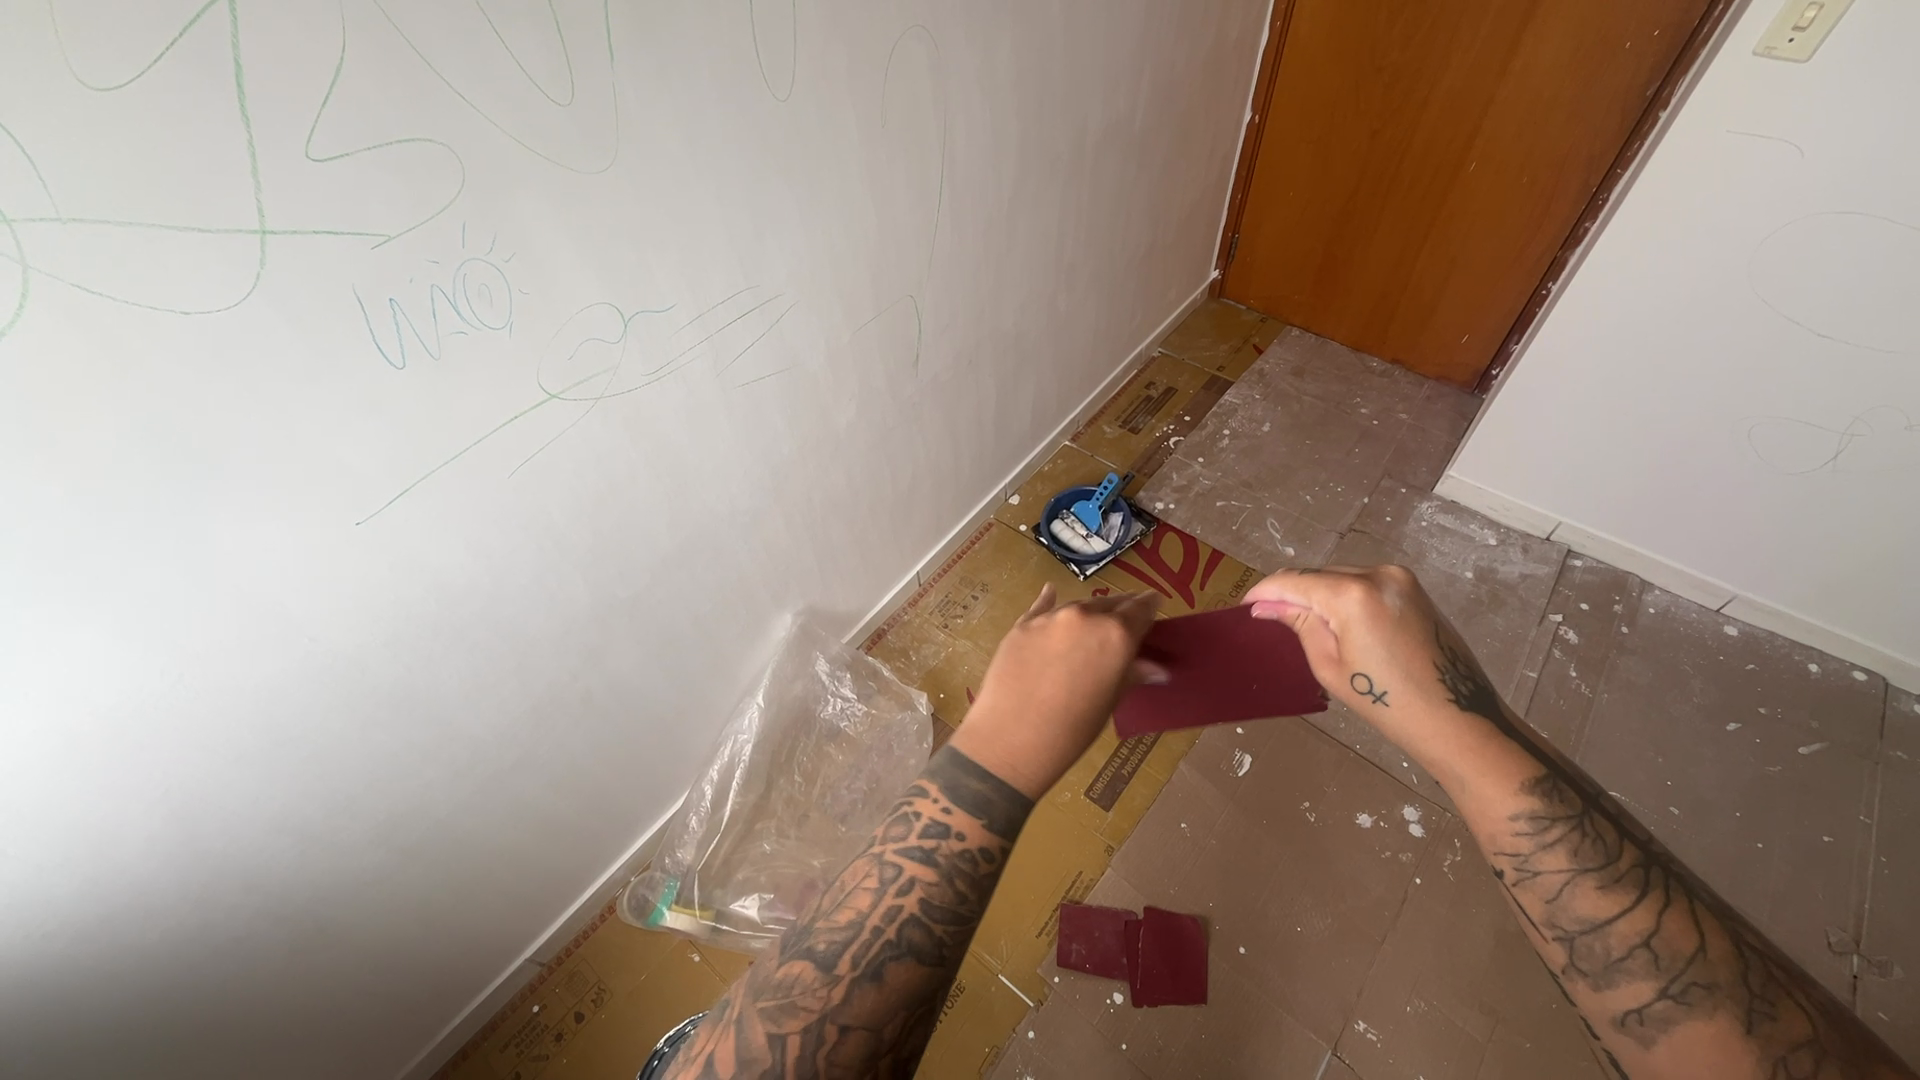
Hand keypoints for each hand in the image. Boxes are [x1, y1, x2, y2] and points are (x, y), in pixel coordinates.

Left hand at [947, 585, 1163, 798]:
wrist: (1012, 737)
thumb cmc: (1072, 729)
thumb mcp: (1109, 702)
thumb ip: (1131, 675)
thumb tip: (1157, 670)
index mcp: (1116, 634)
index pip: (1140, 609)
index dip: (1149, 606)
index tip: (1154, 603)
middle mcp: (1084, 616)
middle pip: (1108, 604)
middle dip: (1119, 609)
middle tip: (1125, 617)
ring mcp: (1049, 618)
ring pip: (1076, 607)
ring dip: (1088, 612)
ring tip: (1093, 622)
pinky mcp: (1021, 626)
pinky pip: (1041, 607)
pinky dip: (1049, 602)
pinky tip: (1050, 592)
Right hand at [1243, 565, 1475, 725]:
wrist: (1458, 718)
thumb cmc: (1387, 703)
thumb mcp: (1329, 665)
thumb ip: (1299, 624)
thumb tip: (1266, 607)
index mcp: (1353, 594)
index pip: (1293, 581)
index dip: (1264, 592)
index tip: (1245, 607)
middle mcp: (1377, 574)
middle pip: (1317, 576)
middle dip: (1291, 594)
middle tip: (1270, 619)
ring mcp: (1400, 578)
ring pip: (1339, 577)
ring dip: (1317, 595)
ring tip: (1302, 623)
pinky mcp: (1413, 588)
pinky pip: (1363, 583)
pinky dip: (1342, 597)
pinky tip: (1336, 622)